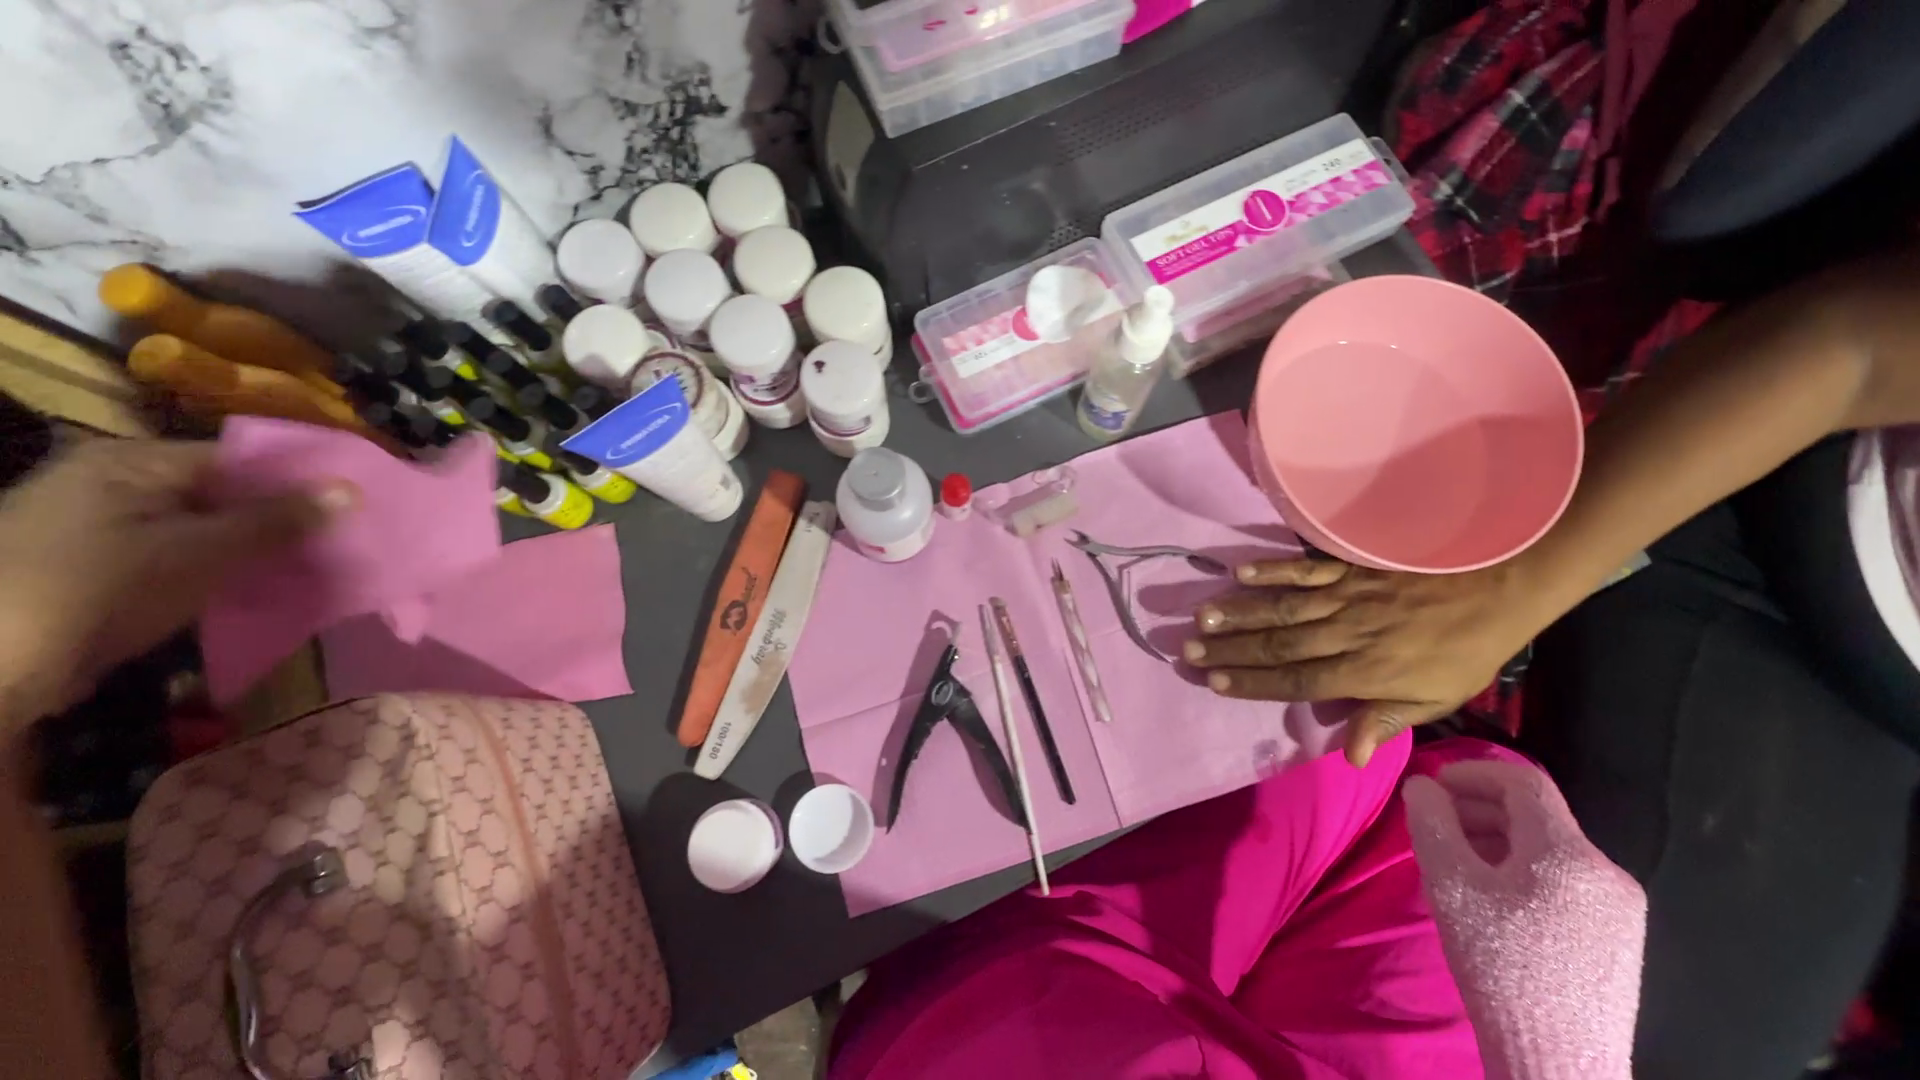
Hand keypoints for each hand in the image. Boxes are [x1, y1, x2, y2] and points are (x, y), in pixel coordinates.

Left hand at [0, 438, 354, 725]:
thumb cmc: (98, 591)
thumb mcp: (201, 553)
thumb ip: (277, 521)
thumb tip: (350, 488)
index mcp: (130, 460)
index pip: (237, 458)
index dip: (297, 481)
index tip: (351, 507)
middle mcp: (109, 482)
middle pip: (219, 493)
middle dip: (277, 520)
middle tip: (339, 542)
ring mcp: (96, 527)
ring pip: (200, 529)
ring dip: (248, 550)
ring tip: (307, 569)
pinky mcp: (93, 569)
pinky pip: (174, 558)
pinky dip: (213, 572)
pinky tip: (252, 591)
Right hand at [1183, 557, 1551, 766]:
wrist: (1502, 585)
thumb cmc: (1467, 648)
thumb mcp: (1438, 699)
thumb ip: (1386, 721)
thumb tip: (1347, 756)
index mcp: (1365, 672)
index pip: (1296, 680)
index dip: (1253, 682)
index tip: (1214, 683)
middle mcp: (1346, 634)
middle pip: (1278, 645)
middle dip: (1230, 650)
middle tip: (1188, 651)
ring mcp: (1347, 597)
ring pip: (1283, 609)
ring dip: (1239, 613)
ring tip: (1201, 618)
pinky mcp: (1353, 567)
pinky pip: (1306, 570)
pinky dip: (1273, 571)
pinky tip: (1241, 572)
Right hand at [1402, 761, 1644, 1079]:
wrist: (1559, 1063)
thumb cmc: (1499, 966)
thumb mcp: (1451, 887)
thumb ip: (1433, 824)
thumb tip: (1422, 785)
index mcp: (1569, 852)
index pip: (1524, 782)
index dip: (1474, 773)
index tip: (1433, 784)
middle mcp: (1606, 870)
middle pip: (1537, 816)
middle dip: (1479, 808)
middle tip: (1434, 823)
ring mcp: (1620, 908)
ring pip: (1549, 850)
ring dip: (1497, 840)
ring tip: (1455, 862)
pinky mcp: (1618, 939)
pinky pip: (1564, 882)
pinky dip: (1521, 871)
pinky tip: (1492, 901)